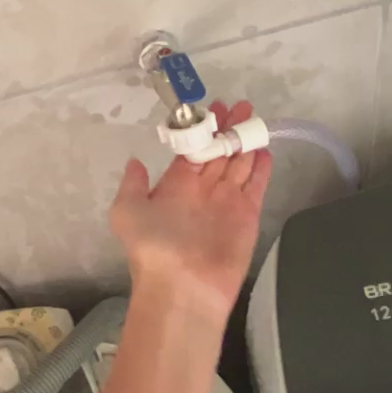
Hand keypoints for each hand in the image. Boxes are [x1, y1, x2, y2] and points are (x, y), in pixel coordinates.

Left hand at [110, 100, 274, 317]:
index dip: (202, 131)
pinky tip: (264, 148)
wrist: (183, 287)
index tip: (212, 109)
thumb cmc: (153, 247)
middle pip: (218, 154)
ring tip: (253, 118)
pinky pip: (256, 186)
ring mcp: (226, 203)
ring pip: (238, 165)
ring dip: (245, 142)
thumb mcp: (127, 211)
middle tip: (239, 105)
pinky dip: (261, 168)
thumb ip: (133, 184)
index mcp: (175, 188)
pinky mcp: (248, 216)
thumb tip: (135, 162)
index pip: (192, 152)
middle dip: (227, 130)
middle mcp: (201, 192)